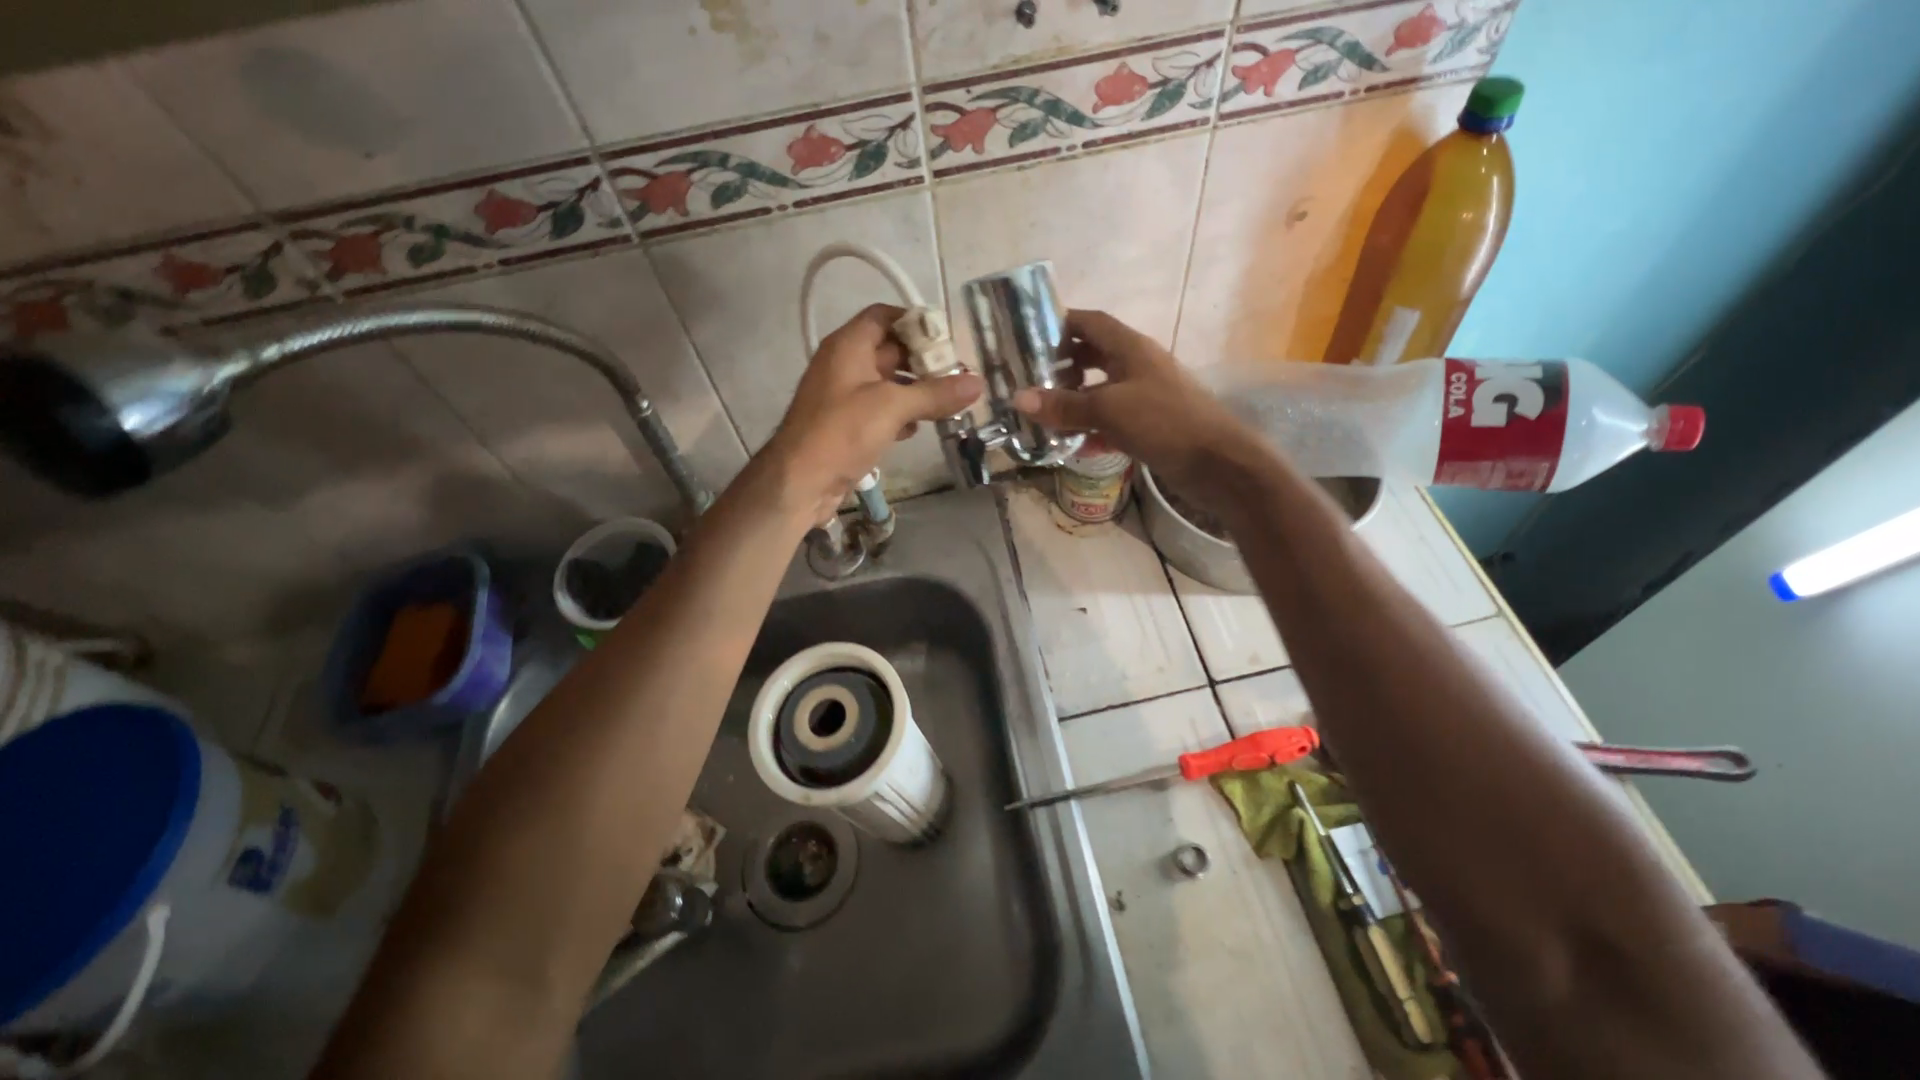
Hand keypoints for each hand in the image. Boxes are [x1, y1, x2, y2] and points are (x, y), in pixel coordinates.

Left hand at [762, 304, 983, 525]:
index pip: (884, 316)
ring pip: (887, 382)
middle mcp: (844, 364)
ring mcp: (843, 396)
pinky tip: (921, 426)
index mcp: (848, 346)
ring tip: (950, 400)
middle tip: (958, 373)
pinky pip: (879, 410)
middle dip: (923, 360)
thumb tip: (977, 382)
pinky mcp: (846, 425)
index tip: (947, 339)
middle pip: (890, 349)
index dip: (915, 321)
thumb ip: (935, 393)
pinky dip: (901, 414)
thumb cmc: (842, 432)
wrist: (799, 482)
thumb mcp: (893, 407)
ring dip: (916, 389)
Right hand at [1010, 310, 1256, 495]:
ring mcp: (1146, 395)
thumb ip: (1064, 405)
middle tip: (1030, 379)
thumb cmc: (1165, 422)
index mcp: (1131, 348)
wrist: (1218, 463)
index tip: (1028, 337)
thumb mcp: (1109, 410)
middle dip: (1063, 364)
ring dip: (1074, 398)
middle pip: (1094, 354)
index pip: (1090, 322)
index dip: (1060, 324)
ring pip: (1101, 388)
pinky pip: (1113, 417)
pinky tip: (1072, 441)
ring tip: (1043, 412)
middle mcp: (1138, 365)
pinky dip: (1091, 424)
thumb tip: (1018, 398)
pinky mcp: (1151, 424)